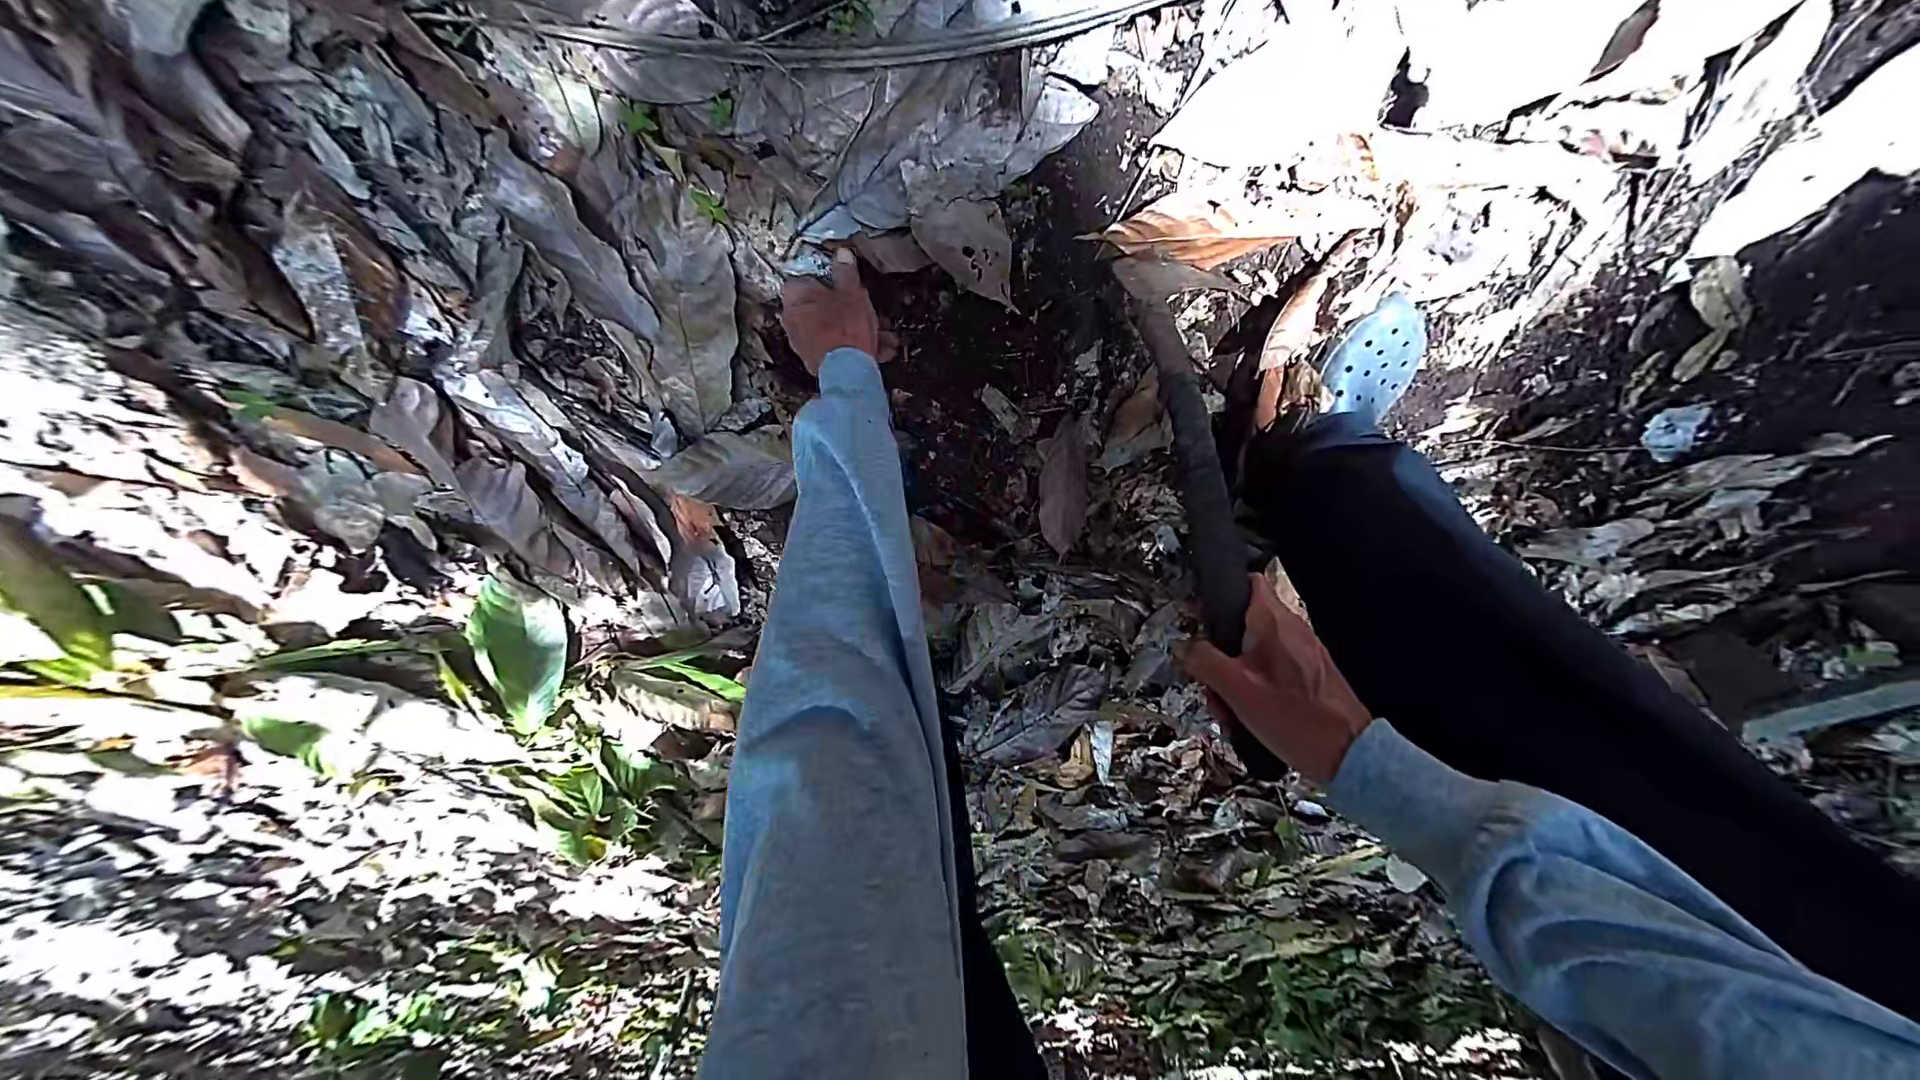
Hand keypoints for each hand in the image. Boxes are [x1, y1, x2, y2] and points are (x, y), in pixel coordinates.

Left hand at [781, 248, 880, 374]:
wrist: (849, 373)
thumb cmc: (846, 328)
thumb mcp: (851, 292)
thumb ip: (846, 272)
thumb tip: (842, 253)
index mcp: (795, 300)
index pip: (804, 280)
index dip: (828, 280)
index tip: (846, 284)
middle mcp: (794, 323)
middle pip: (824, 308)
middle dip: (853, 311)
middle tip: (873, 312)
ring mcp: (805, 345)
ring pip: (836, 330)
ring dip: (862, 331)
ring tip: (886, 336)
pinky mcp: (819, 363)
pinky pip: (840, 349)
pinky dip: (858, 348)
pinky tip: (881, 350)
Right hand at [1180, 574, 1372, 785]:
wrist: (1349, 755)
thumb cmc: (1294, 717)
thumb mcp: (1234, 688)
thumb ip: (1203, 660)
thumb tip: (1183, 647)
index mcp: (1272, 621)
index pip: (1248, 581)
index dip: (1222, 591)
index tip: (1203, 615)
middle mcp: (1292, 628)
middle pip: (1243, 623)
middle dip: (1220, 651)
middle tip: (1213, 681)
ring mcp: (1304, 650)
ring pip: (1254, 650)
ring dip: (1234, 674)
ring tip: (1232, 707)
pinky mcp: (1312, 673)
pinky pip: (1272, 668)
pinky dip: (1256, 685)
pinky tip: (1251, 713)